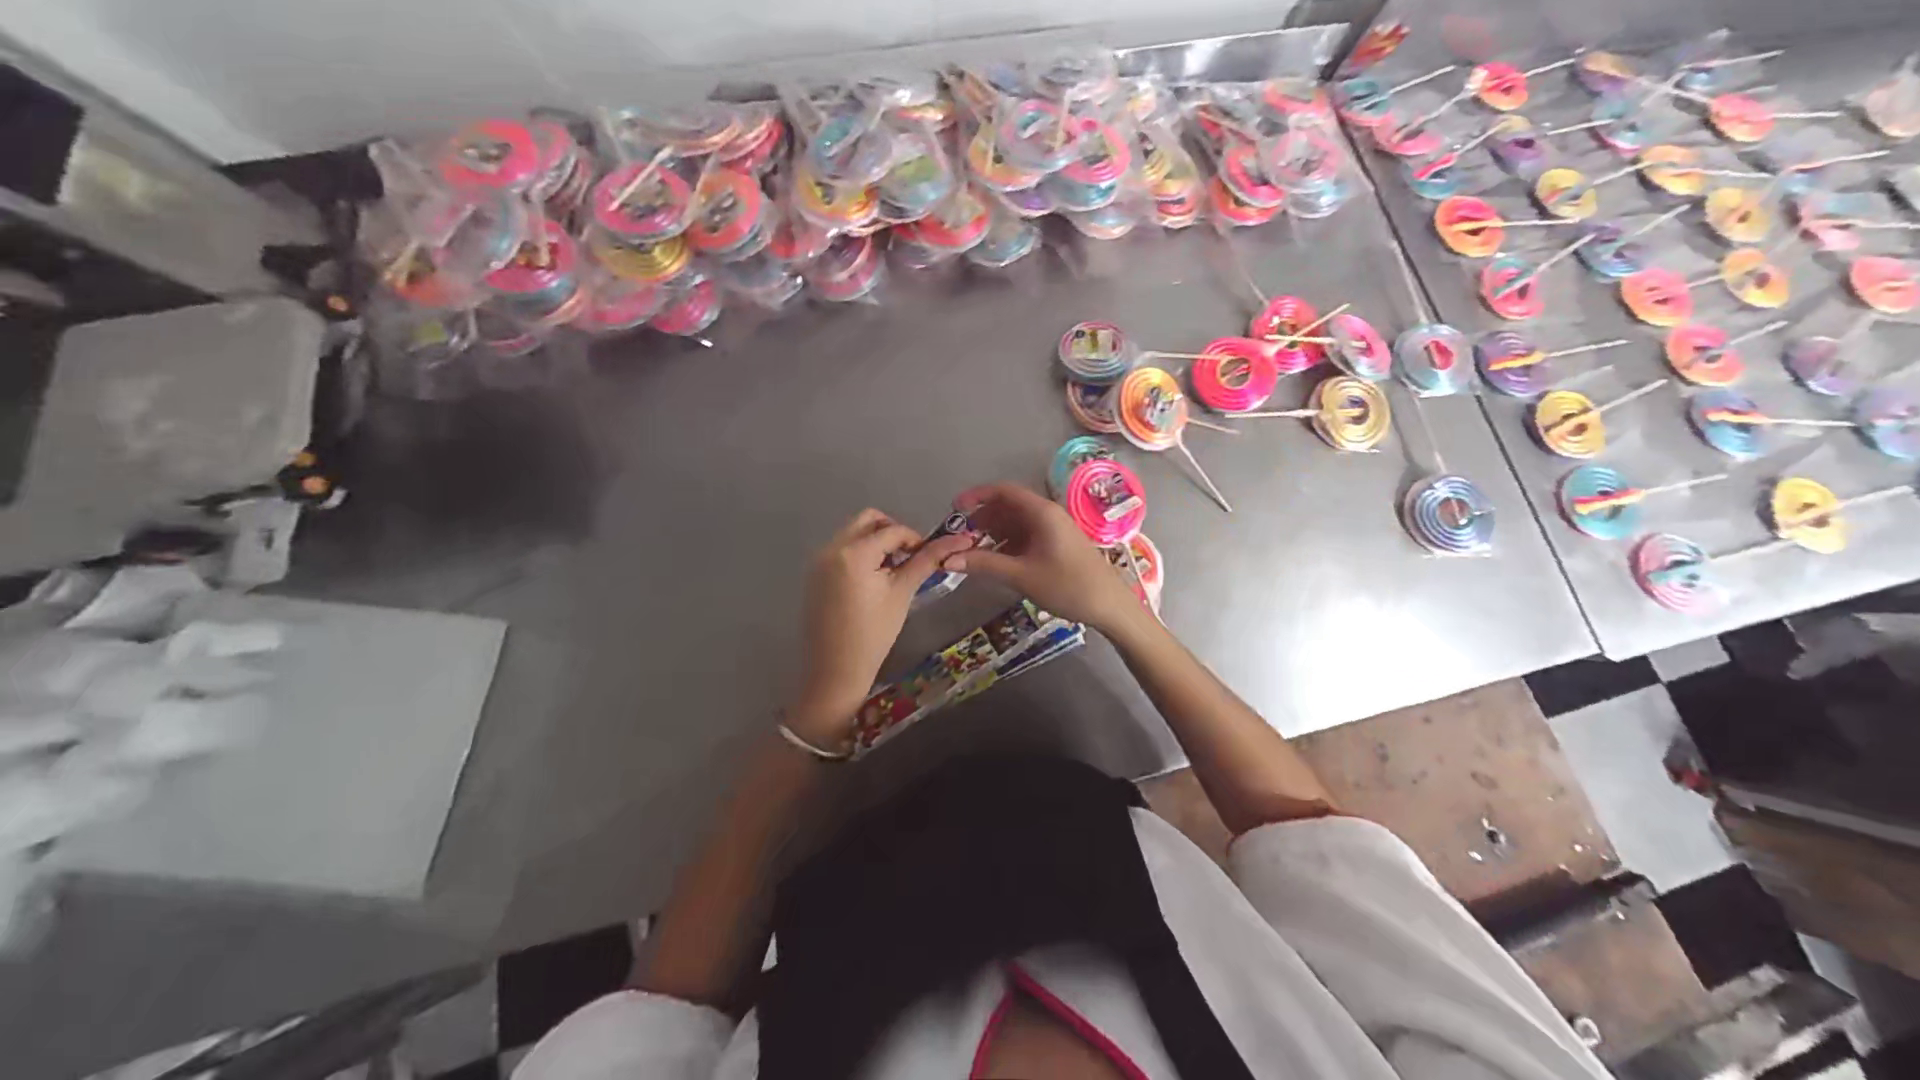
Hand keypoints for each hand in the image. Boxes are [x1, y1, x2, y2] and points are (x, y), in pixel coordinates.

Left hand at [793, 508, 975, 742]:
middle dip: (892, 531)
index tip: (929, 556)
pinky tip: (872, 581)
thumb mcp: (902, 594)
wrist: (835, 671)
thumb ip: (926, 561)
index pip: (891, 530)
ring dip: (875, 541)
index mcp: (853, 553)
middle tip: (908, 557)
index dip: (915, 539)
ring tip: (892, 571)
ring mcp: (819, 561)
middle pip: (867, 520)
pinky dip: (859, 554)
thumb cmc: (874, 635)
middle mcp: (831, 549)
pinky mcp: (814, 575)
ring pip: (852, 533)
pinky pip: (840, 550)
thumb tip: (958, 541)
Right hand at [949, 484, 1147, 636]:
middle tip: (960, 538)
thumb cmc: (1067, 586)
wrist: (1110, 606)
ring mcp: (1055, 530)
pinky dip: (1008, 544)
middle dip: (982, 519)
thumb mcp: (1021, 575)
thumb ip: (984, 564)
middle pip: (1008, 507)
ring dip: (994, 533)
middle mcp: (1048, 515)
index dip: (977, 496)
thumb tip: (948, 560)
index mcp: (1041, 513)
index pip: (1003, 491)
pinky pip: (1027, 535)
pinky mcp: (1058, 545)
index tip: (955, 508)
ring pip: (1017, 523)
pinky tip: (997, 561)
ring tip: (973, 552)